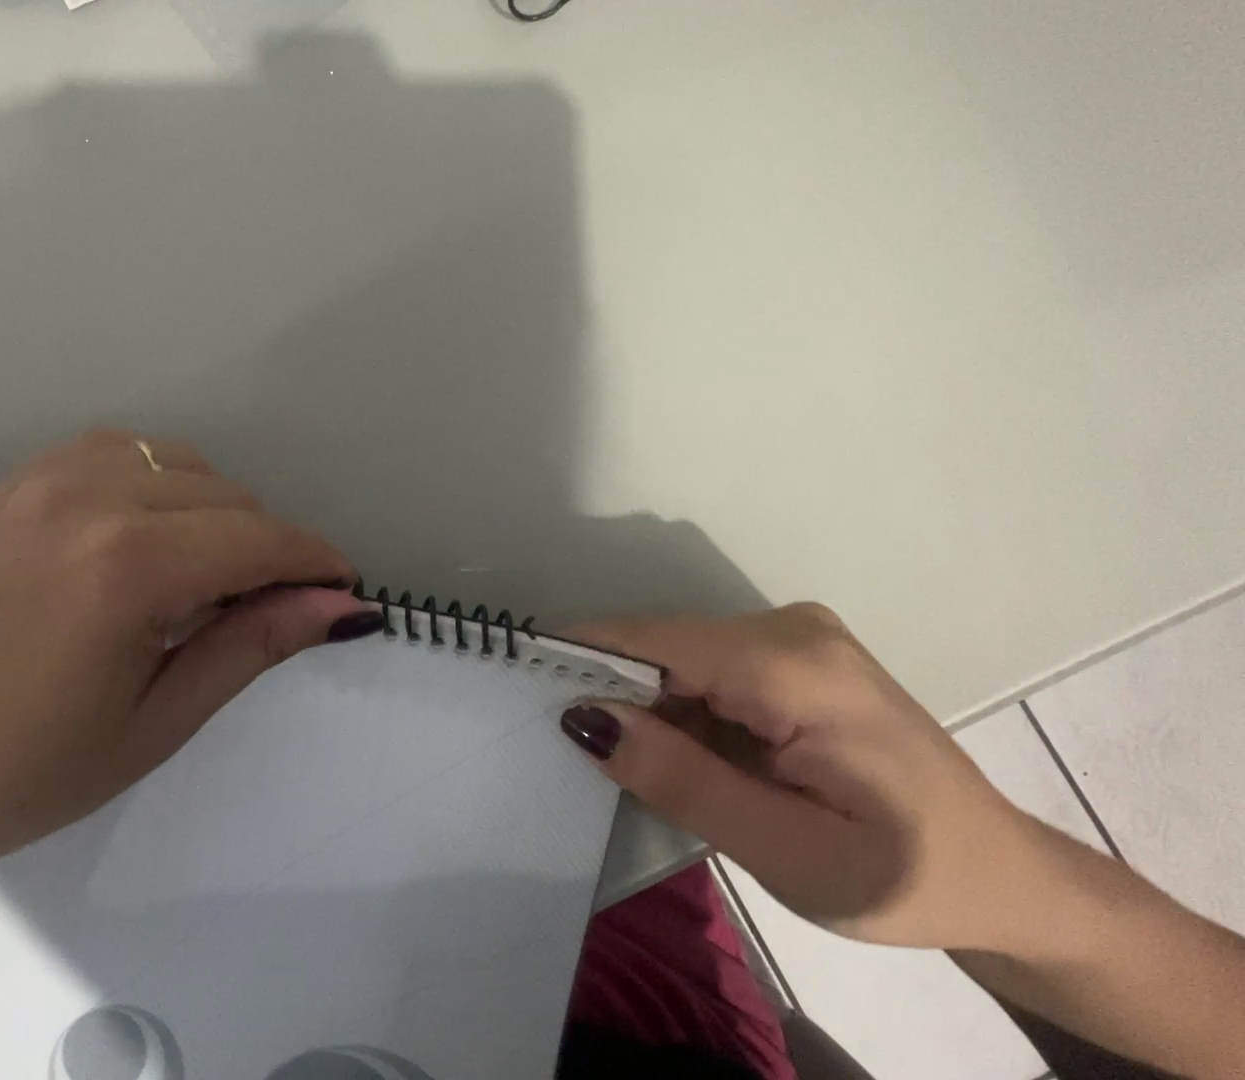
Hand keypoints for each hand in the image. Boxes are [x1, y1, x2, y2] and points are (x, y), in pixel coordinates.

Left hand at [0, 430, 381, 930]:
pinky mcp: (7, 487)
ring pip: (173, 462)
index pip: (258, 539)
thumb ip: (252, 644)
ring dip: (211, 511)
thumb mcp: (158, 720)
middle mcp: (85, 498)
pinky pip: (110, 455)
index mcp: (127, 566)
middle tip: (265, 610)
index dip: (315, 563)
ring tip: (202, 579)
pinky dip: (150, 485)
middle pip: (224, 495)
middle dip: (266, 547)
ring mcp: (37, 482)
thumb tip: (340, 605)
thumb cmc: (30, 774)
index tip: (344, 591)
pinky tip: (143, 539)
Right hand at [561, 603, 1043, 950]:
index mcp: (792, 667)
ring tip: (639, 773)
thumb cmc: (902, 876)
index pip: (650, 641)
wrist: (1006, 878)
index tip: (518, 697)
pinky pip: (704, 669)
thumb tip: (583, 717)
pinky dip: (679, 712)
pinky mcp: (795, 656)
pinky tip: (690, 760)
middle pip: (658, 647)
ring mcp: (796, 637)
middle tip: (581, 763)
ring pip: (675, 659)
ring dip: (645, 710)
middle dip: (611, 696)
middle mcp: (790, 628)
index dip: (578, 662)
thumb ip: (681, 778)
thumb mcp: (784, 849)